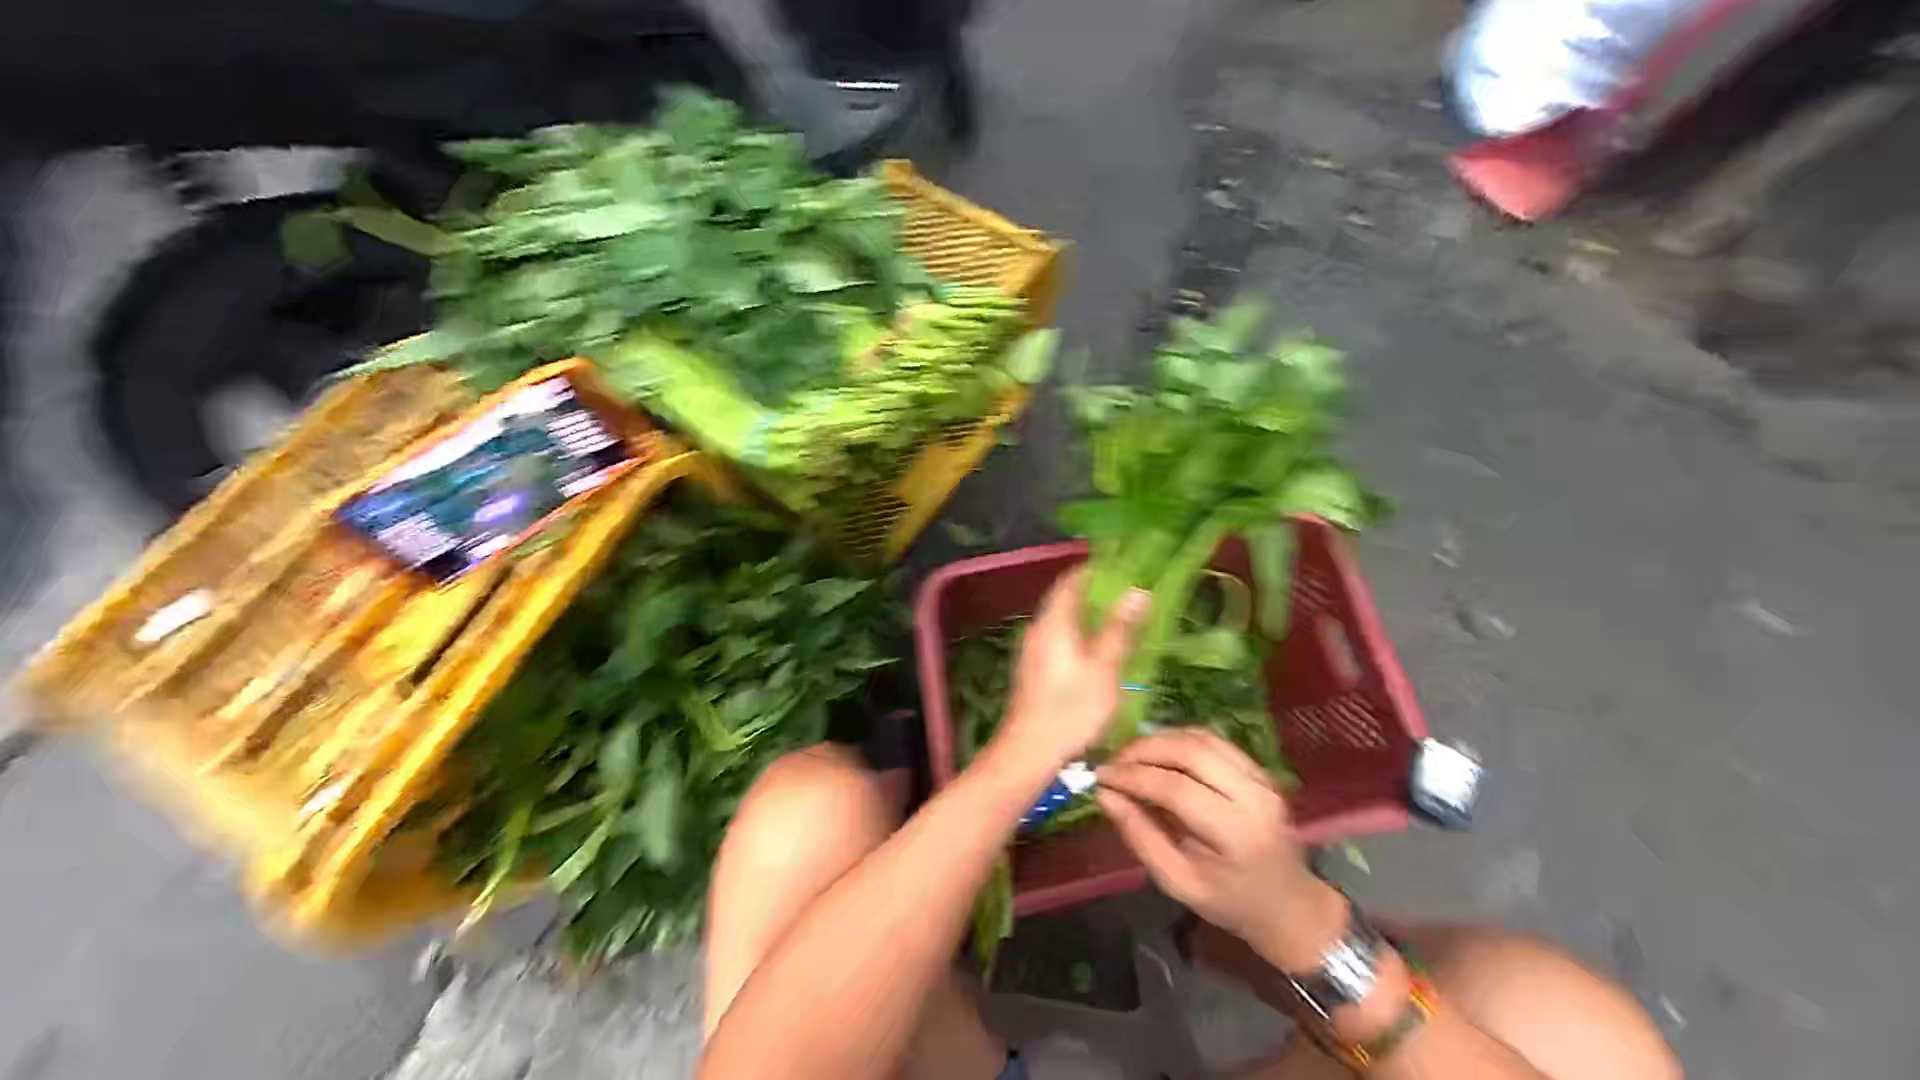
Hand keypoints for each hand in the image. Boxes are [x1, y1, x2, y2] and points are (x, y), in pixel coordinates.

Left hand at [990, 568, 1148, 768]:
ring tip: (1120, 620)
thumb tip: (1138, 590)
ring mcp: (1033, 650)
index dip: (1095, 569)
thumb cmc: (1071, 708)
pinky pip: (1059, 640)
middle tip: (1129, 593)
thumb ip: (1119, 628)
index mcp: (1054, 621)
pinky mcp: (1034, 669)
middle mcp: (1039, 629)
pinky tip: (1099, 651)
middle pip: (1066, 599)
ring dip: (1088, 616)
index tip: (1123, 564)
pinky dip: (1080, 636)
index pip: (1071, 580)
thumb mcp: (1104, 667)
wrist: (1029, 749)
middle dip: (1096, 593)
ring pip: (1063, 621)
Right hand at [1096, 730, 1346, 970]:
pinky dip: (1179, 739)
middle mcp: (1254, 796)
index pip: (1176, 788)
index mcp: (1236, 833)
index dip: (1133, 777)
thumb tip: (1104, 795)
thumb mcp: (1177, 882)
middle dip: (1143, 750)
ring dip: (1160, 740)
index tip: (1102, 777)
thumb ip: (1140, 836)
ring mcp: (1261, 778)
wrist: (1289, 905)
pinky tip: (1159, 752)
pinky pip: (1213, 740)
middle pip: (1190, 751)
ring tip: (1131, 756)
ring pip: (1201, 738)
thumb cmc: (1229, 901)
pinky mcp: (1259, 769)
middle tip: (1114, 762)